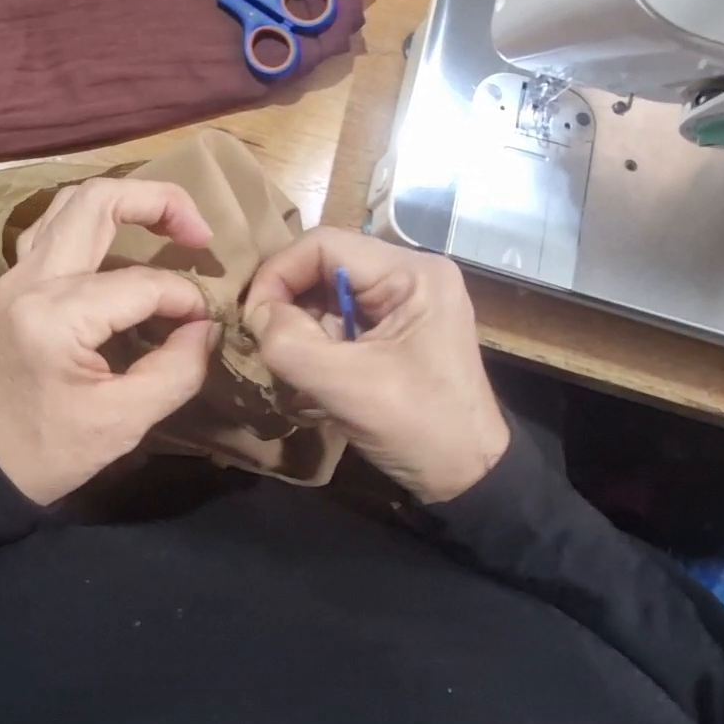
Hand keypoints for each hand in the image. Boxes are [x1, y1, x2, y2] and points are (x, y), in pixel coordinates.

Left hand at [0, 178, 219, 504]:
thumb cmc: (49, 450)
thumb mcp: (124, 422)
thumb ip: (177, 369)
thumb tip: (206, 326)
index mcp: (56, 316)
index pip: (142, 283)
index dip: (186, 297)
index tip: (205, 323)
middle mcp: (31, 280)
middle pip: (97, 201)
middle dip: (159, 201)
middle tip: (201, 232)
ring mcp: (16, 275)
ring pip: (71, 204)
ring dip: (124, 202)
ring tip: (168, 225)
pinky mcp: (13, 282)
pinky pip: (55, 229)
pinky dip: (94, 222)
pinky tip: (119, 243)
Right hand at [243, 227, 509, 502]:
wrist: (471, 478)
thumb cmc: (419, 427)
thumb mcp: (347, 386)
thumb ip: (290, 342)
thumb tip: (256, 314)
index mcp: (411, 273)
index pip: (323, 244)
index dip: (278, 273)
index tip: (253, 317)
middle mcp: (409, 274)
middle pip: (323, 266)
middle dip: (288, 303)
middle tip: (266, 343)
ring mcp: (403, 301)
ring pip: (326, 293)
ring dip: (300, 328)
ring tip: (290, 367)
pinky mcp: (394, 328)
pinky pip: (339, 318)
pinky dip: (316, 343)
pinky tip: (312, 377)